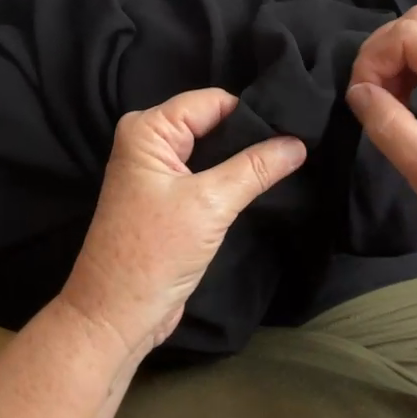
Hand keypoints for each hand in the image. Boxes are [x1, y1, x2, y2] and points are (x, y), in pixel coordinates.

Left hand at [59, 89, 306, 355]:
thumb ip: (254, 168)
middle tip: (300, 143)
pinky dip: (230, 177)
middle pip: (211, 121)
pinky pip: (205, 173)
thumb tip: (298, 142)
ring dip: (243, 158)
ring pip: (211, 149)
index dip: (251, 112)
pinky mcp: (167, 197)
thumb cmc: (155, 252)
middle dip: (250, 134)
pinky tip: (263, 183)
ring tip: (291, 160)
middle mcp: (148, 140)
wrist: (116, 315)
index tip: (295, 124)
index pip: (211, 102)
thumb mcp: (210, 205)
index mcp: (147, 128)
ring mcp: (157, 170)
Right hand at [346, 6, 416, 297]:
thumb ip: (391, 127)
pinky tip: (400, 105)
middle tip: (367, 94)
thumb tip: (356, 91)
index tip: (359, 97)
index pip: (415, 34)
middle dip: (383, 50)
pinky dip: (408, 73)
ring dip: (394, 61)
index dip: (376, 57)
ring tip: (381, 102)